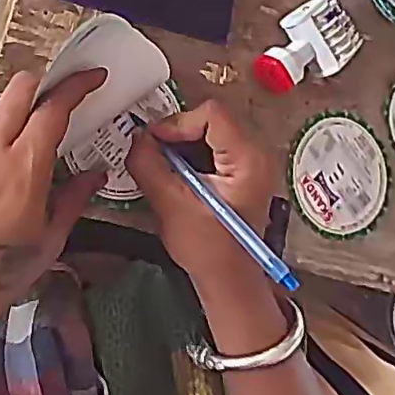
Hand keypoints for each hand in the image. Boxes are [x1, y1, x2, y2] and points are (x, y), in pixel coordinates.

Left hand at [0, 69, 107, 339]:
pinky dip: (2, 128)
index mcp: (23, 166)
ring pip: (0, 105)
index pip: (55, 105)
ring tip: (39, 135)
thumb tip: (94, 177)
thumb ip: (74, 199)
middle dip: (47, 83)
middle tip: (66, 96)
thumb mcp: (48, 243)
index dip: (78, 84)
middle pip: (21, 87)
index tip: (93, 77)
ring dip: (23, 107)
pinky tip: (9, 158)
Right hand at [126, 101, 278, 289]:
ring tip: (165, 164)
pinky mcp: (245, 169)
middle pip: (212, 118)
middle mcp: (258, 153)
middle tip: (156, 151)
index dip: (177, 123)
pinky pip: (215, 144)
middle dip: (179, 132)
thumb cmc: (207, 248)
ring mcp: (254, 160)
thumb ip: (148, 163)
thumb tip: (137, 136)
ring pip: (211, 129)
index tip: (155, 141)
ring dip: (184, 142)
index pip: (212, 114)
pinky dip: (192, 152)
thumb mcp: (170, 203)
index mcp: (248, 159)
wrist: (230, 280)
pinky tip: (179, 173)